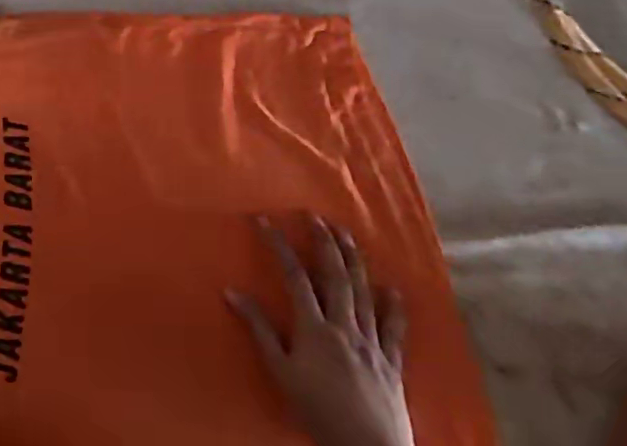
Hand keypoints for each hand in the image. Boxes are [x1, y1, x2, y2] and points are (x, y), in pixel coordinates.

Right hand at [228, 215, 411, 445]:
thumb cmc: (317, 409)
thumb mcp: (280, 370)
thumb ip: (259, 329)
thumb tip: (231, 291)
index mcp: (314, 327)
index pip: (294, 276)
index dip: (279, 245)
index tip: (264, 220)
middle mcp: (345, 327)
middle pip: (335, 276)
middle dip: (324, 243)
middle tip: (316, 216)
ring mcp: (371, 343)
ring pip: (364, 294)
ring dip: (355, 262)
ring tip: (347, 236)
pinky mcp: (391, 363)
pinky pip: (394, 330)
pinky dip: (395, 308)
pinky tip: (394, 289)